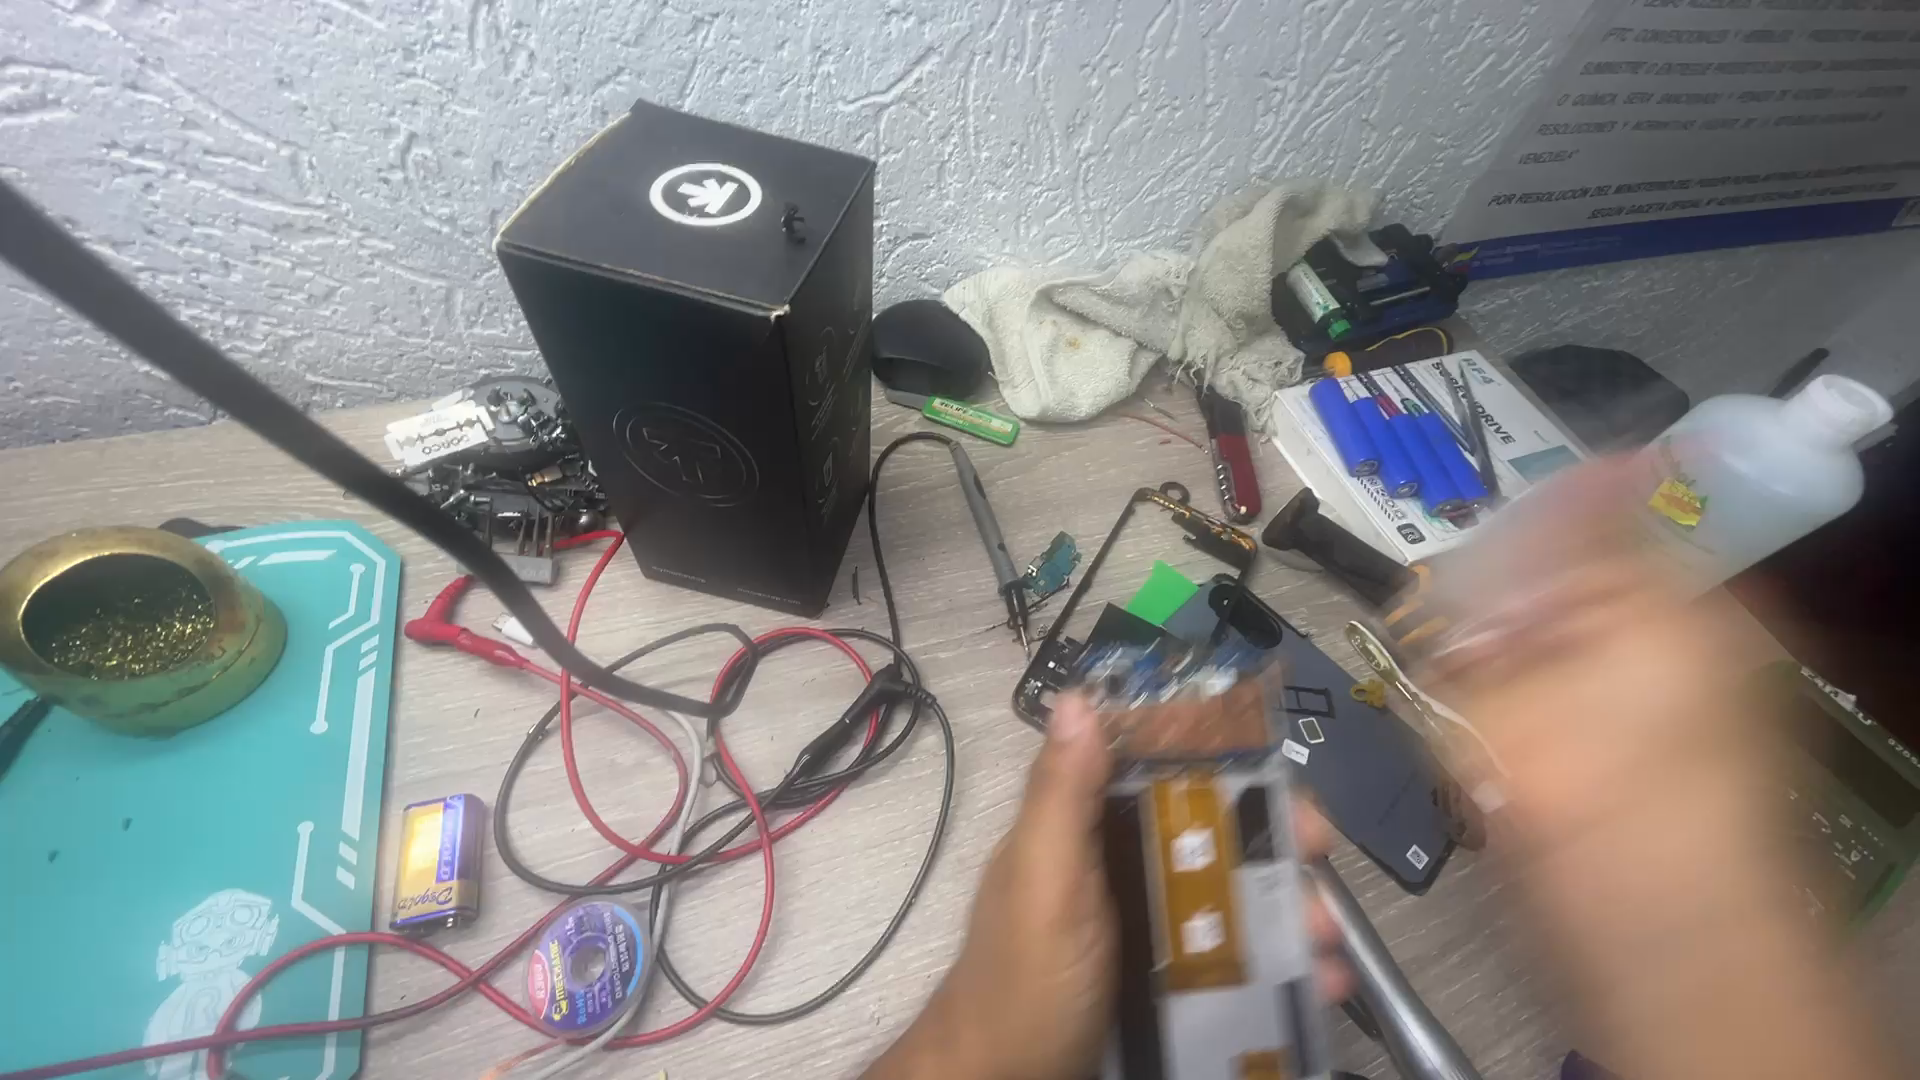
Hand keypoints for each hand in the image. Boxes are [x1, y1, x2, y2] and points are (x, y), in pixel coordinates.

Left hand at [865, 696, 1348, 1079]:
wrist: (1007, 1079)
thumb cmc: (1025, 974)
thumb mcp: (1044, 877)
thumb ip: (1062, 792)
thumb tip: (1077, 696)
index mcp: (1085, 817)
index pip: (1153, 757)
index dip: (1214, 751)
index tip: (1271, 765)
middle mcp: (1115, 851)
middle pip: (1204, 819)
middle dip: (1269, 829)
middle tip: (1318, 851)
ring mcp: (1141, 910)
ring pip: (1227, 882)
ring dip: (1285, 898)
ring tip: (1325, 938)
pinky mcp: (1164, 963)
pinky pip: (1230, 944)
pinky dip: (1276, 956)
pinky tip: (1317, 981)